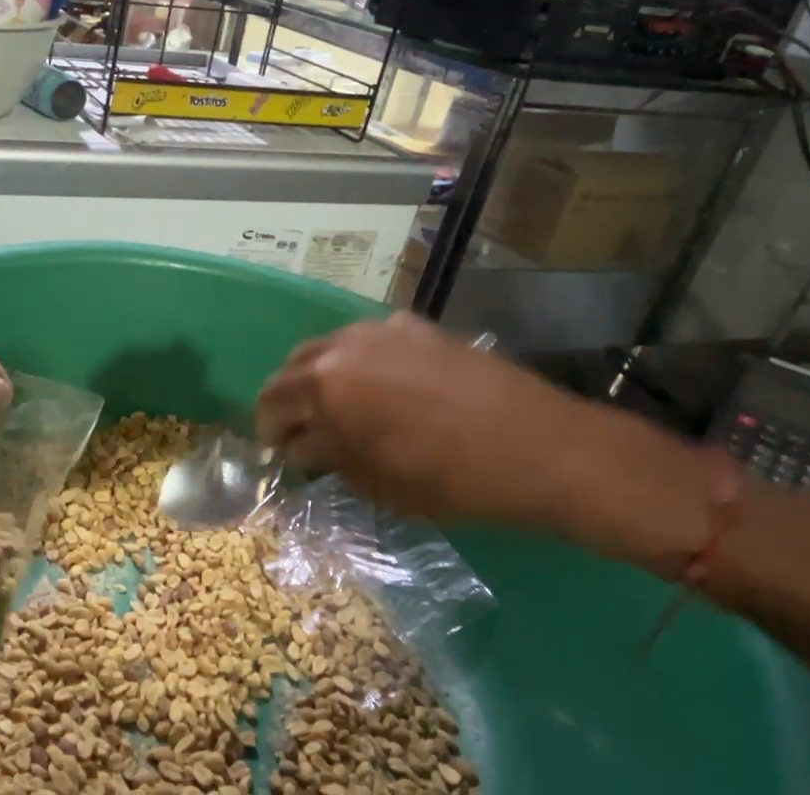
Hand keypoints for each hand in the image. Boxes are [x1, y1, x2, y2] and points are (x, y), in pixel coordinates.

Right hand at [255, 313, 596, 524]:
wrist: (539, 447)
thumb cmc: (448, 478)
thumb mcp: (374, 481)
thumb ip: (326, 455)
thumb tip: (302, 445)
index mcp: (322, 385)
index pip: (272, 404)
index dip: (270, 434)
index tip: (279, 453)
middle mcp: (342, 346)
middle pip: (294, 368)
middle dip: (291, 400)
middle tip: (304, 431)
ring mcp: (381, 330)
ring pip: (329, 348)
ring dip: (323, 377)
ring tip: (342, 407)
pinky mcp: (416, 328)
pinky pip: (369, 342)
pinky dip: (361, 363)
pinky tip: (385, 389)